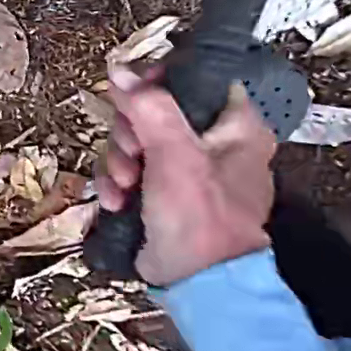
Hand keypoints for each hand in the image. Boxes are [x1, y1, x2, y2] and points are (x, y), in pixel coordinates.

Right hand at [93, 66, 275, 286]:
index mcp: (235, 128)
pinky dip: (116, 185)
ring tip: (122, 188)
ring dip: (117, 163)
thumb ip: (148, 108)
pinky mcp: (160, 192)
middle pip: (153, 112)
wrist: (197, 280)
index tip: (132, 97)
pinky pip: (128, 171)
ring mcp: (184, 170)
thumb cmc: (199, 213)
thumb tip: (119, 70)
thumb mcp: (173, 153)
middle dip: (128, 135)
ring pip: (134, 142)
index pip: (196, 81)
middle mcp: (212, 144)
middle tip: (131, 154)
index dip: (158, 84)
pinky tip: (117, 202)